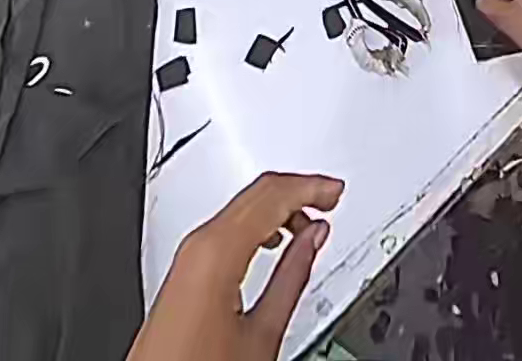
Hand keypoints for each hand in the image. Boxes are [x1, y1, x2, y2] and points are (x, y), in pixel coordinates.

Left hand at [127, 171, 344, 360]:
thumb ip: (293, 276)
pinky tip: (277, 238)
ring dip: (280, 204)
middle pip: (257, 192)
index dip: (310, 186)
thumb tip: (315, 235)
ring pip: (243, 205)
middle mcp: (199, 243)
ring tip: (311, 221)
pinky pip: (228, 225)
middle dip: (298, 189)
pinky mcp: (186, 267)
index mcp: (218, 250)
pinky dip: (259, 221)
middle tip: (330, 197)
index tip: (335, 189)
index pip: (272, 194)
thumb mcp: (262, 335)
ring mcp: (189, 254)